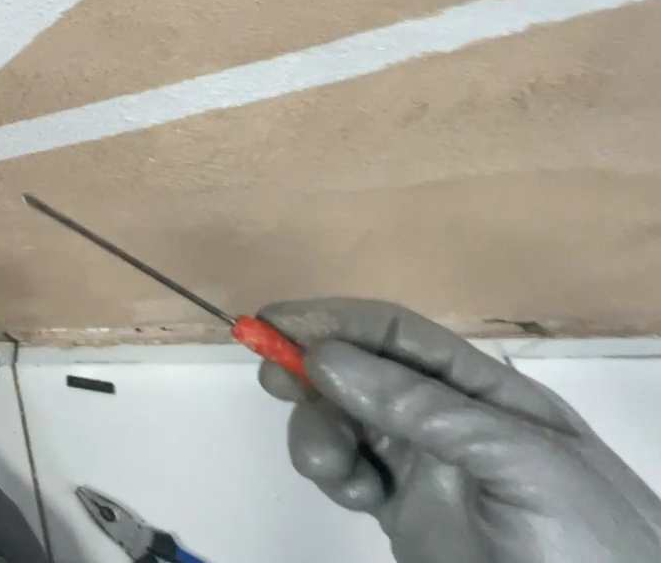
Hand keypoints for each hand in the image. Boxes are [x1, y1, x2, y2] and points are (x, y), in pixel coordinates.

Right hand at [256, 298, 660, 562]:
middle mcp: (450, 419)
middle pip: (353, 369)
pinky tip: (352, 496)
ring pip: (338, 418)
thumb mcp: (521, 466)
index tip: (271, 324)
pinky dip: (330, 472)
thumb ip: (423, 406)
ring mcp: (424, 464)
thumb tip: (319, 357)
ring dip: (315, 431)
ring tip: (324, 468)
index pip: (394, 332)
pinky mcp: (401, 506)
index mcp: (489, 395)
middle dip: (308, 373)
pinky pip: (343, 467)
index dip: (330, 319)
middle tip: (274, 385)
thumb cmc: (587, 550)